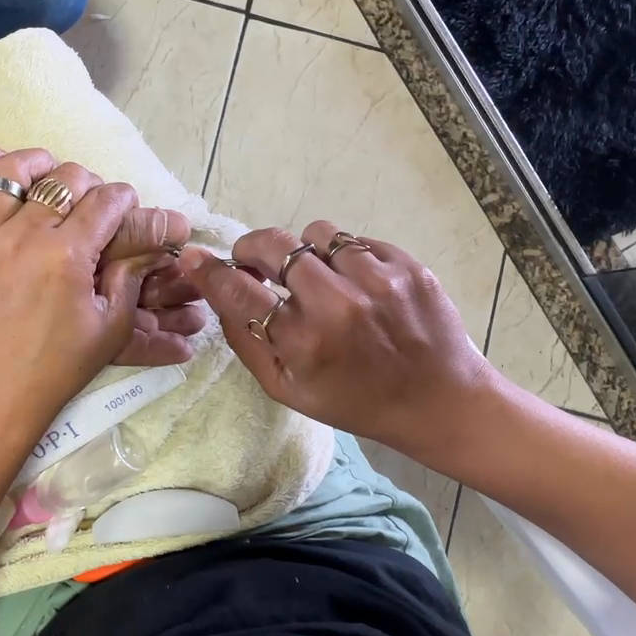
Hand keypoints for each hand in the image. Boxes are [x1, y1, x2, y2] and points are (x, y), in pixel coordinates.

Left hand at [0, 149, 188, 455]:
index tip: (126, 205)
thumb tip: (150, 238)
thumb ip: (131, 275)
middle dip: (88, 183)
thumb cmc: (60, 364)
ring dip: (35, 164)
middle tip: (91, 202)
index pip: (105, 201)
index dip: (123, 198)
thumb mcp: (113, 326)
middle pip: (63, 179)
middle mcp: (23, 237)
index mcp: (67, 256)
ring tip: (47, 172)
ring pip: (8, 172)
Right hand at [180, 221, 502, 459]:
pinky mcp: (407, 265)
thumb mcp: (288, 389)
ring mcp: (377, 279)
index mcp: (304, 342)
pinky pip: (356, 241)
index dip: (210, 270)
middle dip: (253, 248)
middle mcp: (338, 304)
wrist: (441, 401)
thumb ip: (246, 341)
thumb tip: (217, 294)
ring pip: (316, 233)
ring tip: (316, 278)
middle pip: (274, 245)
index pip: (239, 290)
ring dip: (304, 251)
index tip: (194, 257)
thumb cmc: (354, 402)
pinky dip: (344, 257)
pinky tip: (354, 285)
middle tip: (254, 262)